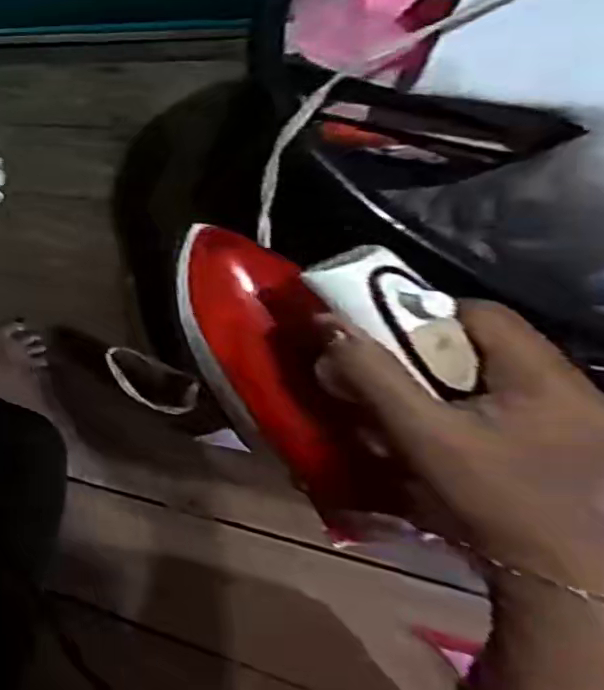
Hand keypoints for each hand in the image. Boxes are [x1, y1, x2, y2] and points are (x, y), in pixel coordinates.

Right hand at [317, 301, 603, 593]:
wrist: (578, 591)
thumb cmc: (501, 500)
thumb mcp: (422, 433)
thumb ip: (370, 373)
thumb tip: (323, 321)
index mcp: (546, 379)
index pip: (479, 312)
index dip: (420, 311)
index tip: (374, 334)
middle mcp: (572, 394)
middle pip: (477, 348)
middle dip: (415, 358)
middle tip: (373, 378)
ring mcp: (578, 430)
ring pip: (484, 383)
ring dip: (430, 391)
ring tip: (394, 417)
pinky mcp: (569, 458)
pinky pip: (500, 415)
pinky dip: (456, 418)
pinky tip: (433, 446)